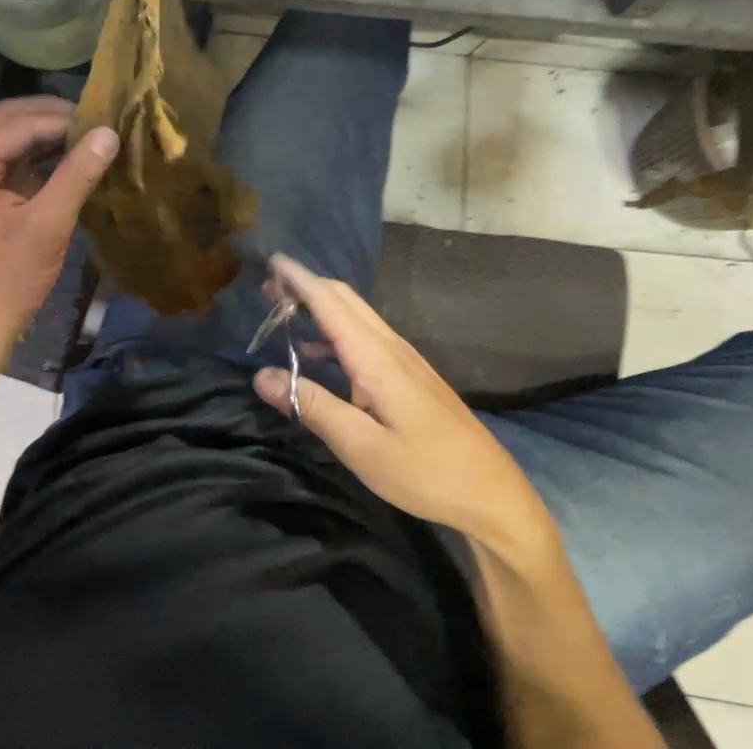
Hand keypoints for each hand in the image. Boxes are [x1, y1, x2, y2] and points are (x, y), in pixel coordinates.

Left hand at [0, 97, 118, 360]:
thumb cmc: (9, 280)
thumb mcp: (48, 225)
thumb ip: (77, 176)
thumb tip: (109, 133)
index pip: (18, 124)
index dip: (61, 119)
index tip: (103, 120)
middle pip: (9, 121)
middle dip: (51, 117)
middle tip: (96, 120)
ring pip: (12, 139)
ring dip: (48, 135)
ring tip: (91, 135)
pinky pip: (15, 162)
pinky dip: (43, 156)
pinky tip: (75, 159)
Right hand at [254, 255, 555, 555]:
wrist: (491, 494)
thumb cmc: (424, 472)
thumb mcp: (360, 446)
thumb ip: (311, 406)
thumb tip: (262, 375)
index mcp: (377, 358)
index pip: (330, 303)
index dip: (299, 279)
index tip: (269, 258)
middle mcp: (391, 348)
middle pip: (344, 299)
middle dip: (305, 286)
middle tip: (265, 287)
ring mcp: (405, 360)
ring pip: (356, 315)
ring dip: (319, 305)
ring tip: (281, 312)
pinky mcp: (410, 376)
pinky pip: (365, 336)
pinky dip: (334, 331)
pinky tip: (314, 354)